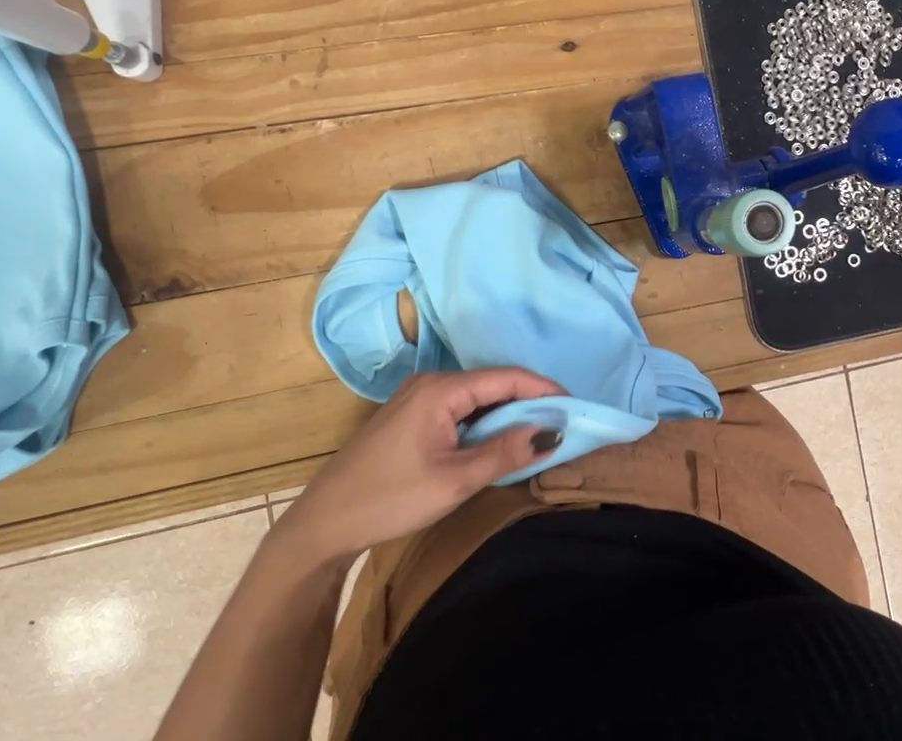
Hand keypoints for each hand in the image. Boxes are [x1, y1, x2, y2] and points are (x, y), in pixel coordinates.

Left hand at [275, 368, 565, 564]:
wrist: (323, 524)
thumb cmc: (390, 499)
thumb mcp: (455, 480)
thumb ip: (505, 452)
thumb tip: (552, 432)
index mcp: (441, 390)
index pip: (507, 377)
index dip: (545, 389)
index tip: (577, 407)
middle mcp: (430, 383)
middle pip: (493, 384)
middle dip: (530, 402)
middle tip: (563, 426)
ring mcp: (418, 399)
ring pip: (477, 398)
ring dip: (508, 415)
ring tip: (540, 436)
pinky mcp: (411, 417)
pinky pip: (460, 410)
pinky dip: (485, 423)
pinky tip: (499, 443)